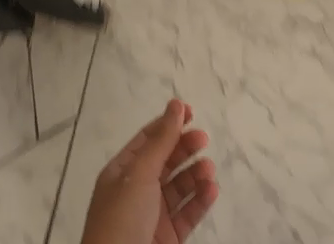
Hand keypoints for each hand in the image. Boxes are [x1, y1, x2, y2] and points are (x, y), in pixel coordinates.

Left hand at [81, 99, 219, 243]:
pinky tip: (211, 190)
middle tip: (203, 139)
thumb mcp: (139, 174)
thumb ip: (161, 140)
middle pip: (165, 160)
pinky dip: (201, 200)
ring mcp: (153, 215)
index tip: (191, 112)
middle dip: (184, 147)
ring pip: (180, 187)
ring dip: (195, 174)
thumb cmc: (122, 218)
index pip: (147, 140)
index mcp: (121, 172)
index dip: (168, 124)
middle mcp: (137, 191)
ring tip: (209, 169)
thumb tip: (176, 104)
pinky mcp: (169, 237)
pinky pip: (188, 213)